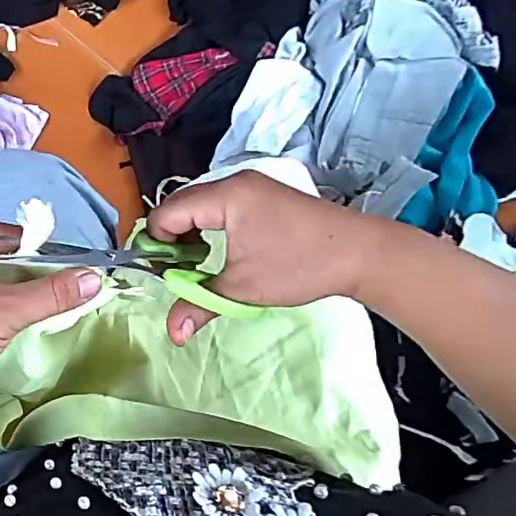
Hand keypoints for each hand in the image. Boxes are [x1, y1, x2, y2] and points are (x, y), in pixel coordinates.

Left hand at [0, 222, 101, 415]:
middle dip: (28, 276)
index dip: (43, 254)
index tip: (68, 276)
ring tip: (35, 310)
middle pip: (1, 255)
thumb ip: (53, 293)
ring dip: (13, 292)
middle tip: (55, 297)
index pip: (12, 234)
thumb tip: (95, 277)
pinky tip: (8, 321)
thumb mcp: (7, 311)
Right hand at [145, 171, 394, 344]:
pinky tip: (220, 253)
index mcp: (225, 196)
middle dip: (172, 240)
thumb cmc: (298, 266)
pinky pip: (221, 206)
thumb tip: (172, 334)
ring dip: (191, 235)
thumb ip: (199, 305)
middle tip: (178, 274)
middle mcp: (234, 181)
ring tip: (198, 266)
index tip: (161, 274)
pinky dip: (211, 228)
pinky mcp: (263, 194)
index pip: (166, 212)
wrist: (359, 253)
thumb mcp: (241, 289)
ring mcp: (251, 185)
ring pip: (200, 206)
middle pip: (180, 205)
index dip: (156, 244)